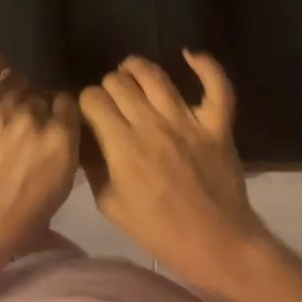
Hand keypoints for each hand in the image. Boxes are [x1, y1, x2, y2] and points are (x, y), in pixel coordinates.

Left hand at [0, 47, 80, 269]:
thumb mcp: (58, 190)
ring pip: (15, 83)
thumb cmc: (18, 219)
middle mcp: (33, 118)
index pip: (66, 104)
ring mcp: (0, 110)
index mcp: (62, 140)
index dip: (59, 112)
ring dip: (14, 89)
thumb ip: (64, 151)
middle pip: (39, 95)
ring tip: (7, 101)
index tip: (51, 121)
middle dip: (36, 104)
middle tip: (25, 123)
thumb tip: (62, 128)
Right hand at [79, 51, 269, 277]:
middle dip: (107, 87)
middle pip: (118, 82)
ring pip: (154, 75)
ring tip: (130, 74)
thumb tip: (84, 140)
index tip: (88, 116)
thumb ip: (93, 167)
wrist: (218, 245)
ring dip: (136, 69)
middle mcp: (151, 124)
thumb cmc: (159, 231)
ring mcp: (187, 121)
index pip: (92, 98)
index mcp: (122, 145)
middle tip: (110, 104)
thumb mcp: (111, 205)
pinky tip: (189, 56)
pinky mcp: (217, 125)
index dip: (85, 103)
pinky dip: (205, 66)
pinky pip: (216, 87)